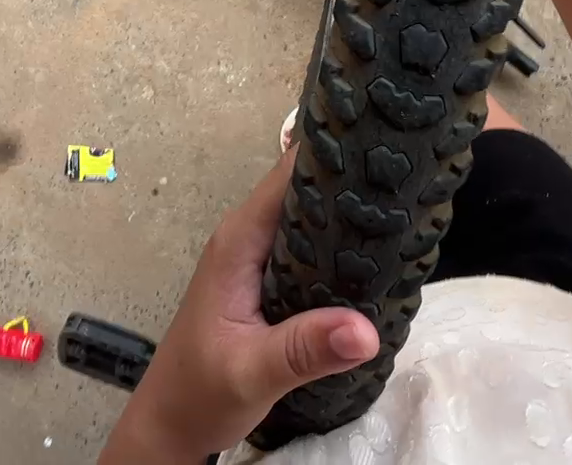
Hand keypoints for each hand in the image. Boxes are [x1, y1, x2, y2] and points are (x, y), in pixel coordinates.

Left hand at [100, 149, 380, 463]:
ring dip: (344, 211)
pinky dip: (336, 242)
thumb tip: (367, 330)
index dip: (329, 157)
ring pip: (305, 216)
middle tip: (402, 180)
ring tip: (399, 206)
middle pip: (301, 188)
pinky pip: (306, 243)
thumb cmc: (199, 393)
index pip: (286, 175)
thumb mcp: (252, 373)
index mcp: (239, 239)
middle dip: (346, 180)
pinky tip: (372, 250)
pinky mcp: (267, 276)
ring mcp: (256, 255)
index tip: (378, 148)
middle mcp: (247, 235)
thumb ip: (304, 350)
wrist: (169, 423)